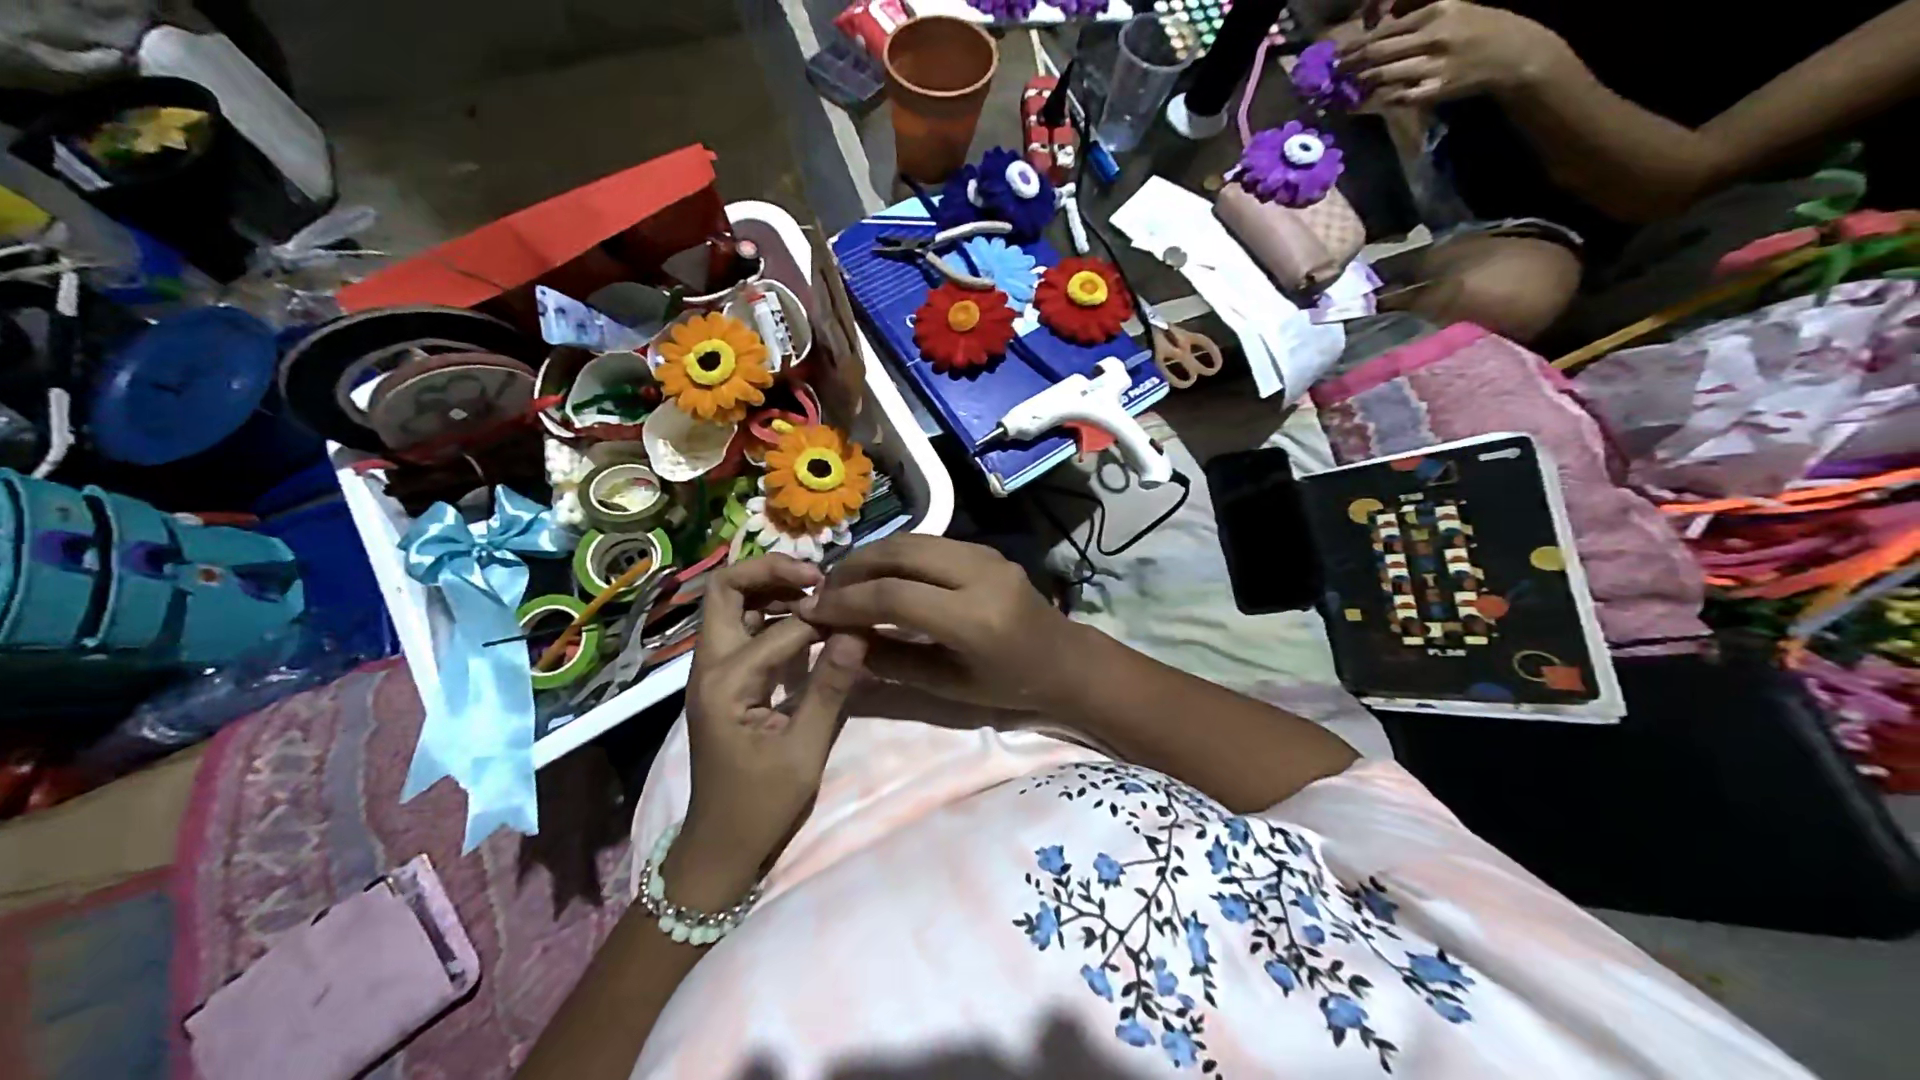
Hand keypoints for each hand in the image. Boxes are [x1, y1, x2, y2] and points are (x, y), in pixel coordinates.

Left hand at [673, 555, 866, 906]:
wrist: (720, 844)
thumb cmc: (761, 804)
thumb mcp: (804, 749)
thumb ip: (830, 686)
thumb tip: (858, 631)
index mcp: (726, 683)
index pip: (781, 627)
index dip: (823, 616)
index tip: (859, 614)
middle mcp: (709, 666)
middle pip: (726, 591)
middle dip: (771, 572)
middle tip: (819, 575)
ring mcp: (711, 672)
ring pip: (731, 605)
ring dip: (770, 588)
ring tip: (819, 592)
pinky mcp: (723, 680)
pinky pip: (741, 628)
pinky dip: (770, 612)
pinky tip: (807, 622)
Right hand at [795, 535, 1081, 711]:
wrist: (1065, 660)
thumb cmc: (1008, 686)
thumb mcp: (946, 687)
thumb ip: (891, 661)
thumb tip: (840, 638)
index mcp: (975, 619)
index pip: (894, 596)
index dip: (848, 602)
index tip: (814, 612)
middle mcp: (981, 575)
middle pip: (900, 554)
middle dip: (853, 568)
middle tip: (824, 590)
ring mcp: (986, 555)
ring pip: (913, 539)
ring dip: (872, 556)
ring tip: (844, 580)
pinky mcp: (985, 548)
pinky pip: (929, 542)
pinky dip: (895, 554)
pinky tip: (879, 573)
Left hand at [1339, 1, 1571, 104]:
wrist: (1512, 53)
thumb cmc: (1478, 29)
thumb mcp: (1451, 10)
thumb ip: (1416, 18)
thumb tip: (1380, 29)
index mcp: (1434, 12)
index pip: (1385, 31)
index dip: (1356, 45)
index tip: (1337, 54)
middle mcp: (1432, 36)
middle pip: (1378, 53)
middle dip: (1350, 64)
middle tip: (1333, 73)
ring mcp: (1433, 64)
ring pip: (1383, 76)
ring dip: (1359, 85)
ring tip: (1344, 90)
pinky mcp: (1435, 89)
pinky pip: (1398, 96)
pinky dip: (1378, 100)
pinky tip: (1363, 104)